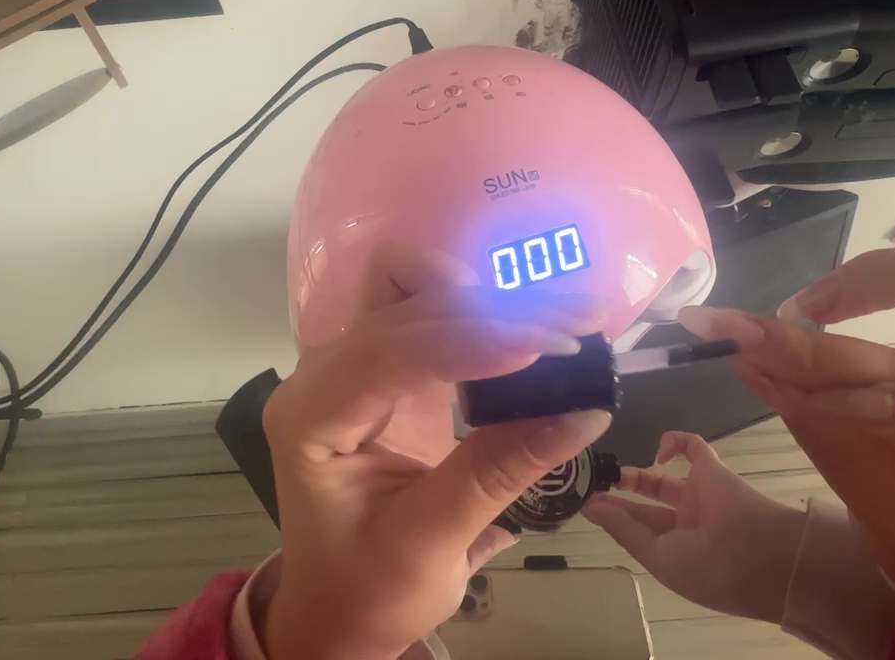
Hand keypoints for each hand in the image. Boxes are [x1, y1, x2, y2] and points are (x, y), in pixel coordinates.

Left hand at [260, 244, 613, 659]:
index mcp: (311, 418)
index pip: (387, 355)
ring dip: (486, 295)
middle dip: (491, 311)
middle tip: (575, 325)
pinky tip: (528, 322)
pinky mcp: (384, 361)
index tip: (544, 344)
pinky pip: (428, 309)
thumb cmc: (367, 589)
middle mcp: (324, 372)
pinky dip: (480, 309)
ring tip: (560, 316)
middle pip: (404, 304)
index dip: (467, 342)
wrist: (336, 608)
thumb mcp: (430, 544)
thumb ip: (498, 472)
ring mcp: (352, 360)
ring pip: (414, 287)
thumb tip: (582, 412)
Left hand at [581, 431, 806, 622]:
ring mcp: (699, 495)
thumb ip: (624, 530)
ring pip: (663, 478)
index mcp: (678, 552)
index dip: (615, 516)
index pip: (640, 531)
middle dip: (621, 496)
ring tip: (611, 468)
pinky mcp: (711, 469)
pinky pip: (693, 447)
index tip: (584, 501)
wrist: (762, 553)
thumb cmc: (708, 568)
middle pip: (647, 506)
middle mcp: (688, 525)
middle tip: (592, 481)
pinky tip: (658, 452)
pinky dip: (674, 441)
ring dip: (637, 474)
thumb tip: (589, 510)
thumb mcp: (660, 559)